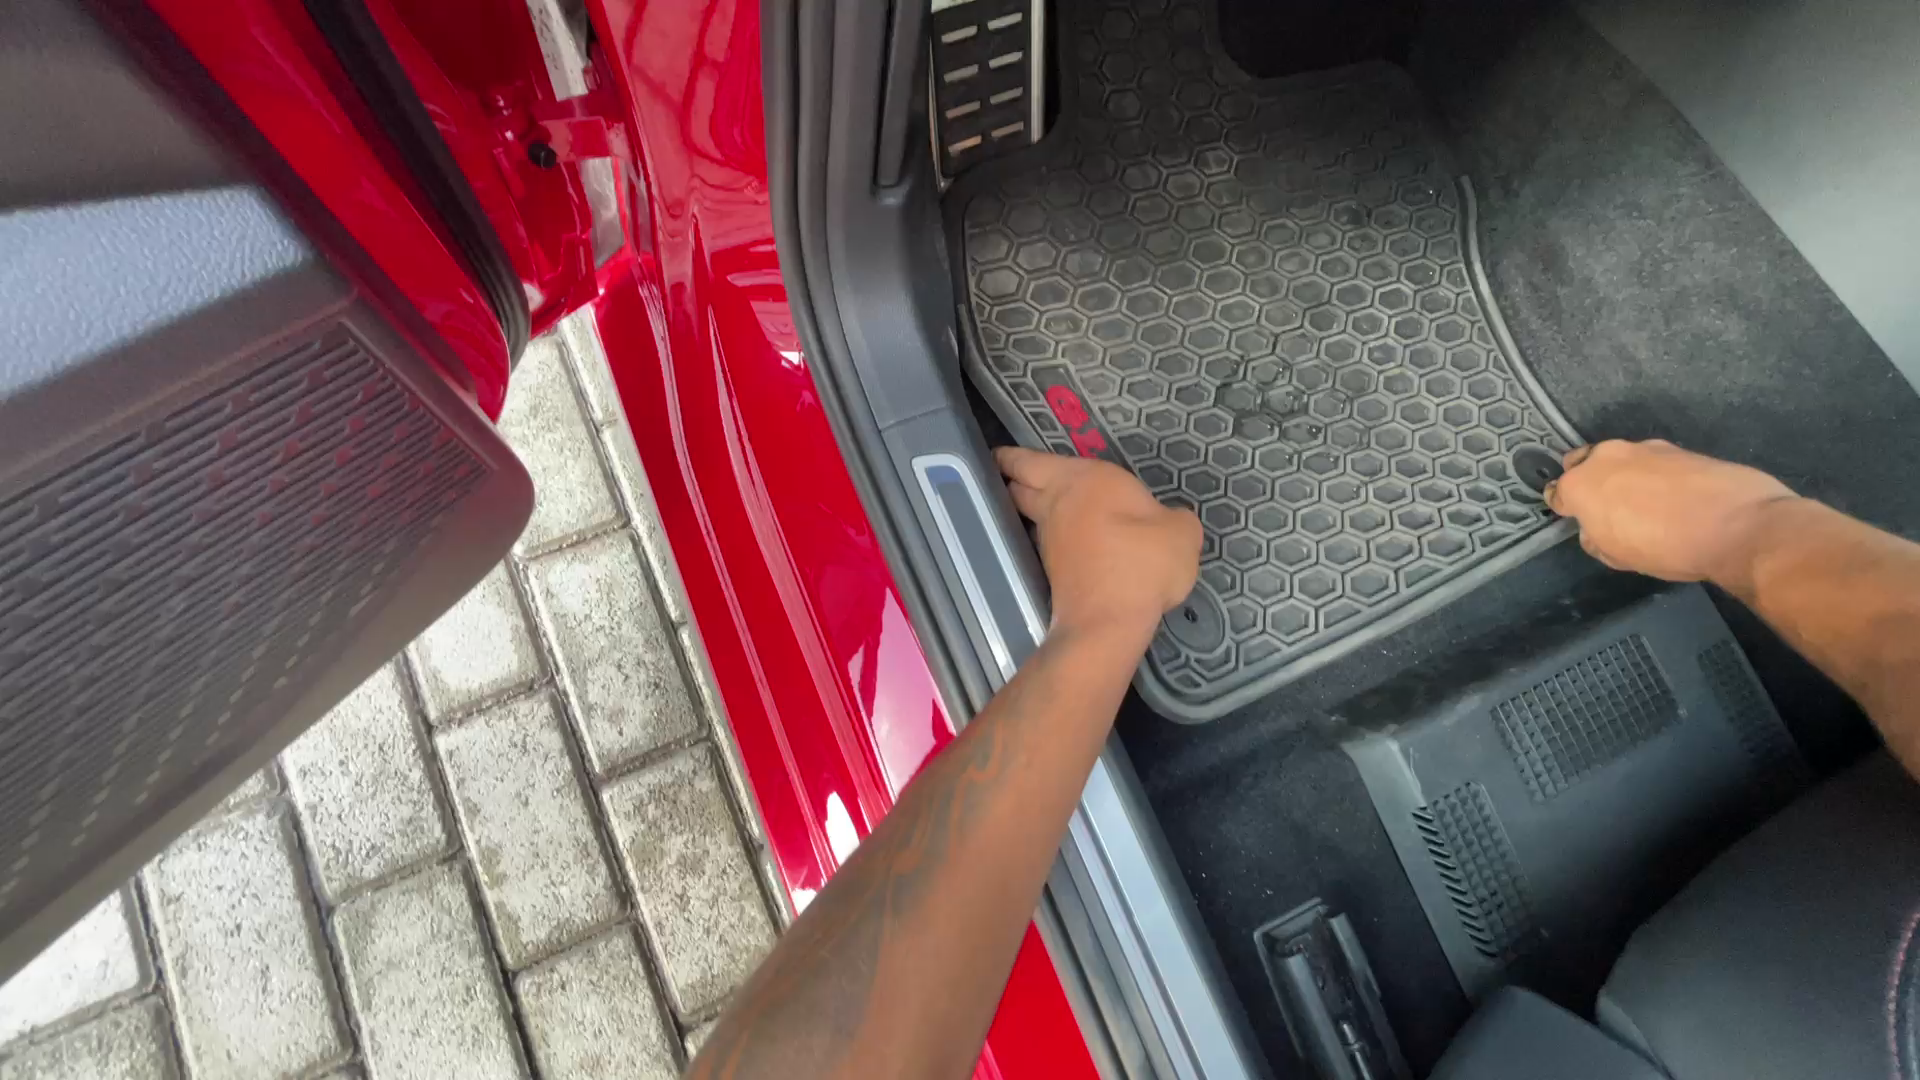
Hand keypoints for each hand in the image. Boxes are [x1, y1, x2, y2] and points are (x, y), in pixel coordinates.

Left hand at [995, 447, 1201, 636]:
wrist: (1109, 620)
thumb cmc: (1142, 561)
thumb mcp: (1181, 531)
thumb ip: (1172, 518)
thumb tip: (1164, 522)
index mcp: (1081, 479)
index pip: (1030, 461)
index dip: (1011, 457)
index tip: (998, 455)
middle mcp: (1056, 504)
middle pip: (1021, 486)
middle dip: (1013, 478)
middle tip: (1010, 474)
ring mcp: (1049, 540)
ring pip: (1031, 516)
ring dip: (1032, 509)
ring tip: (1043, 504)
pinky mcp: (1050, 571)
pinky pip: (1046, 544)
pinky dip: (1052, 538)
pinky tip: (1069, 541)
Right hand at [1545, 438, 1799, 584]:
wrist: (1744, 527)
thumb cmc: (1665, 546)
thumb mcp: (1614, 555)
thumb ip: (1593, 535)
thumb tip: (1596, 526)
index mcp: (1579, 484)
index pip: (1556, 493)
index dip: (1566, 509)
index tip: (1577, 520)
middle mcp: (1607, 457)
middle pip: (1582, 462)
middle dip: (1588, 479)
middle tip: (1607, 504)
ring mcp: (1649, 449)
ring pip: (1623, 460)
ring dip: (1626, 475)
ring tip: (1649, 501)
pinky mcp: (1686, 450)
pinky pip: (1659, 463)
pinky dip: (1661, 476)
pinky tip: (1679, 498)